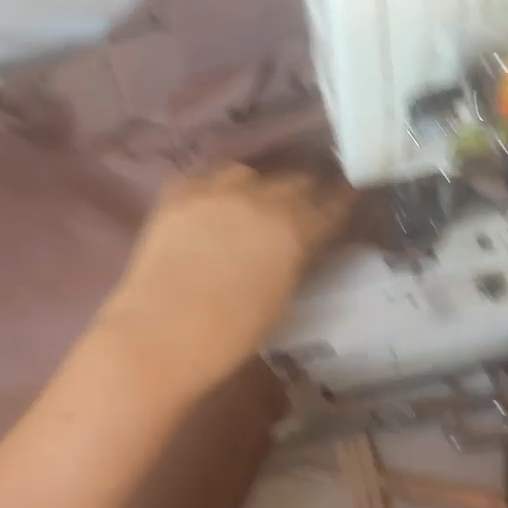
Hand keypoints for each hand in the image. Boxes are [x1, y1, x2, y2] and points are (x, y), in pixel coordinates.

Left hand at [94, 165, 353, 401]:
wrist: (160, 333)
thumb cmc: (230, 334)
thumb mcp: (280, 297)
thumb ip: (294, 260)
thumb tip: (298, 245)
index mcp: (294, 229)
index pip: (330, 206)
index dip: (341, 203)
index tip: (347, 199)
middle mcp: (259, 199)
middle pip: (293, 181)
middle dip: (304, 192)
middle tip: (305, 203)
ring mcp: (215, 191)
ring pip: (247, 173)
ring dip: (257, 186)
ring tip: (253, 202)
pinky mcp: (178, 194)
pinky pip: (204, 178)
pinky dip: (213, 189)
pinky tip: (211, 204)